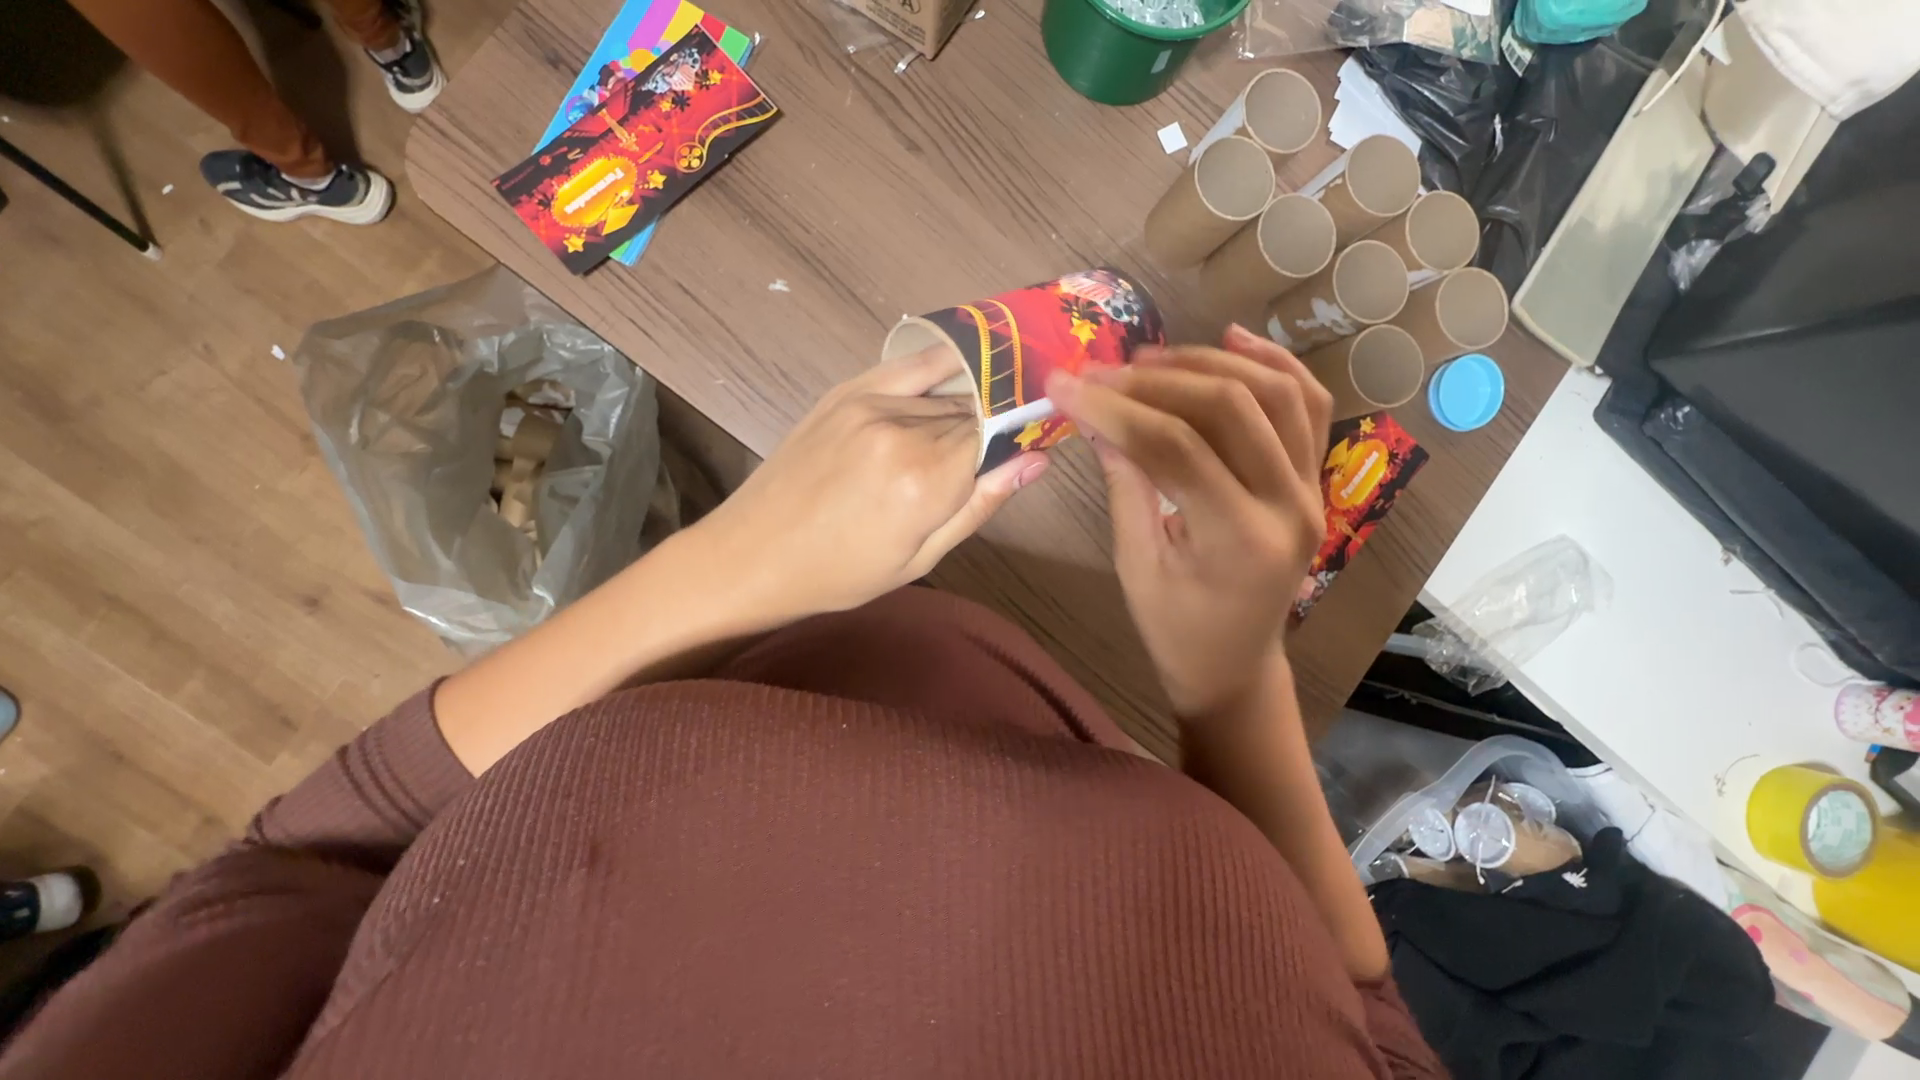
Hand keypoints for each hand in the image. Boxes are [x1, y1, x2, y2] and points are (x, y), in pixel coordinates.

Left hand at [684, 343, 1049, 627]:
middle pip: (976, 412)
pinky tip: (965, 363)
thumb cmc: (841, 573)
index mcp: (924, 481)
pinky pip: (913, 364)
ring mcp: (871, 402)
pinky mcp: (846, 390)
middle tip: (1009, 439)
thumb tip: (1038, 459)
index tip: (1037, 441)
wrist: (753, 554)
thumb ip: (981, 503)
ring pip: (948, 392)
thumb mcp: (919, 557)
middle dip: (996, 425)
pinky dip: (945, 363)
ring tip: (980, 419)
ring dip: (969, 406)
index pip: (999, 437)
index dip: (1021, 436)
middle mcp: (902, 430)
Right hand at [1046, 324, 1331, 718]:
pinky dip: (1273, 364)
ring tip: (1150, 360)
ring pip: (1275, 392)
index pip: (1174, 447)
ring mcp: (1312, 487)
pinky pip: (1308, 405)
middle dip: (1156, 381)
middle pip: (1228, 407)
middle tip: (1102, 373)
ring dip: (1208, 364)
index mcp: (1238, 538)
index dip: (1114, 409)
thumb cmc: (1175, 629)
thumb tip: (1095, 415)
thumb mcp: (1135, 565)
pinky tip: (1230, 339)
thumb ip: (1124, 484)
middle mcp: (1288, 504)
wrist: (1234, 663)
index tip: (1065, 385)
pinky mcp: (1314, 478)